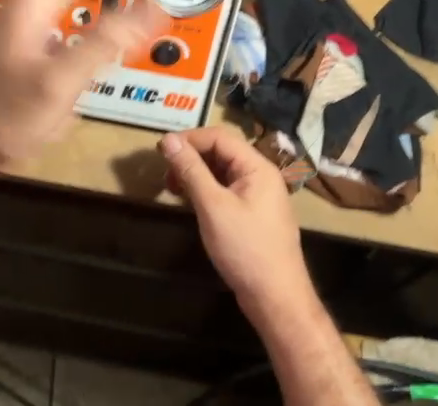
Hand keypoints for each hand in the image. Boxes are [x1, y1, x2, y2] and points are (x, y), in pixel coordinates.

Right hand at [159, 126, 309, 312]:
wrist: (276, 300)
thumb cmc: (245, 249)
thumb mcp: (212, 206)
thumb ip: (191, 170)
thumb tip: (169, 139)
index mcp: (258, 168)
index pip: (219, 137)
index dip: (189, 139)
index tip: (161, 150)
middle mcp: (262, 176)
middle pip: (222, 152)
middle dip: (191, 157)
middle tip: (165, 172)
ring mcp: (260, 197)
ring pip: (223, 172)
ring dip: (196, 174)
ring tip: (174, 188)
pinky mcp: (254, 215)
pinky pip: (227, 190)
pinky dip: (206, 190)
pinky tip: (192, 202)